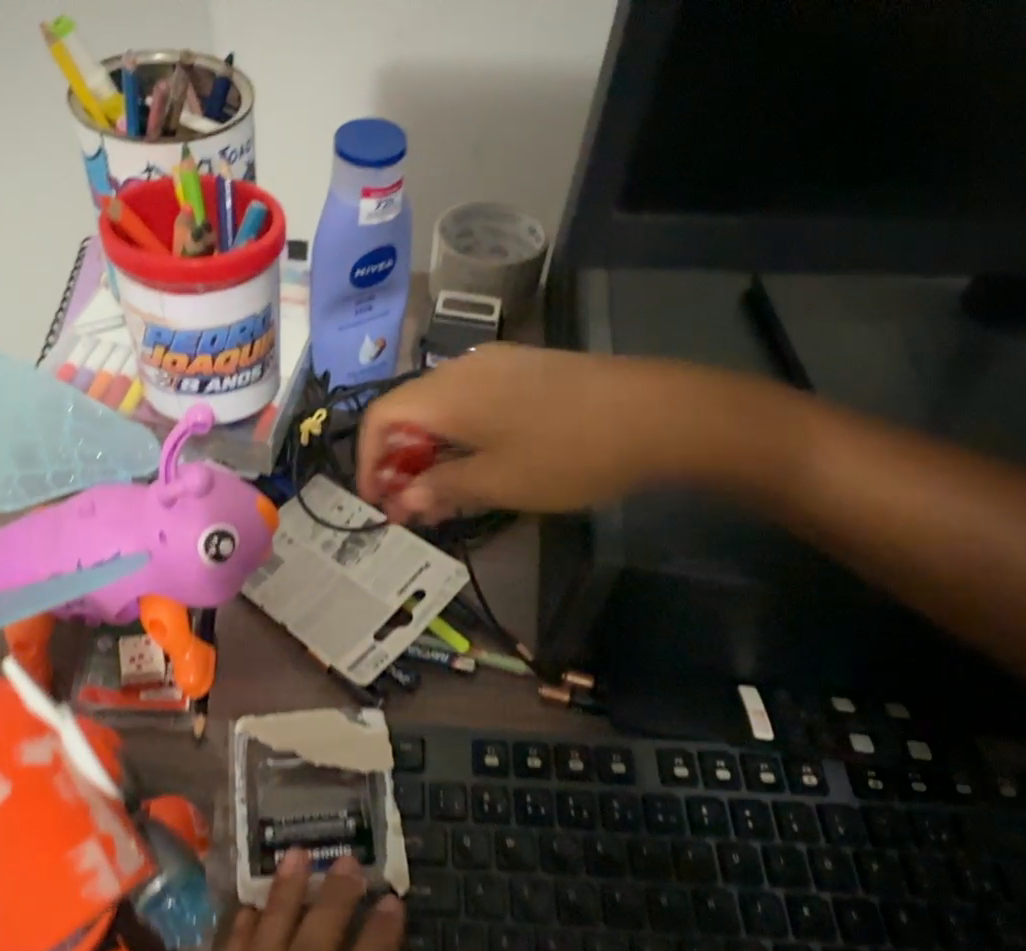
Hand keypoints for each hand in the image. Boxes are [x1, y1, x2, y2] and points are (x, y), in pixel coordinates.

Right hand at [355, 344, 795, 523]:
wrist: (656, 413)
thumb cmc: (566, 452)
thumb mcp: (497, 482)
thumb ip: (441, 488)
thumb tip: (403, 498)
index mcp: (445, 391)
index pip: (379, 418)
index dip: (369, 462)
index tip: (380, 504)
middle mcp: (464, 368)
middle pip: (410, 413)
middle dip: (402, 463)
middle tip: (413, 511)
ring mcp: (500, 364)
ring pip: (444, 410)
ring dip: (434, 454)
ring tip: (446, 499)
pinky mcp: (529, 371)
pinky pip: (476, 404)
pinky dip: (464, 438)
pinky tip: (483, 469)